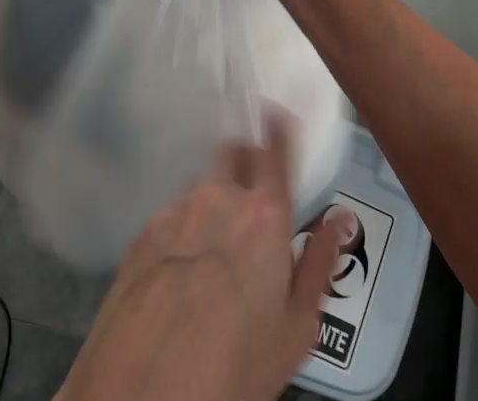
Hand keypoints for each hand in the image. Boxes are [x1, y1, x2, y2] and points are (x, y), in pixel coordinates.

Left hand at [57, 118, 351, 400]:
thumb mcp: (297, 327)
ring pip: (199, 185)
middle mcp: (217, 200)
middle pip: (232, 152)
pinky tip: (182, 269)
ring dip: (213, 198)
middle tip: (255, 189)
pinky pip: (170, 216)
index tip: (278, 110)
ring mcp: (172, 216)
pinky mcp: (137, 239)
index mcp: (265, 217)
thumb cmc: (234, 366)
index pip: (275, 147)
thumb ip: (320, 262)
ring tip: (216, 244)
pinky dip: (183, 227)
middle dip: (245, 158)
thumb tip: (340, 219)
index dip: (279, 123)